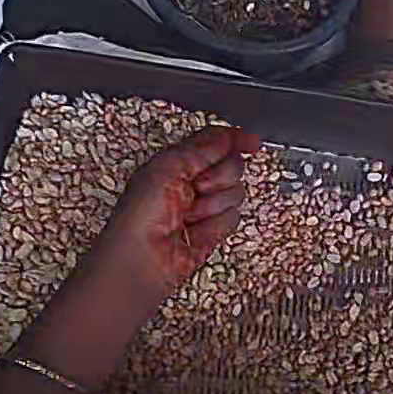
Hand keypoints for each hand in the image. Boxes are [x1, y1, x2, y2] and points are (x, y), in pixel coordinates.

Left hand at [88, 125, 259, 308]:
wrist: (143, 257)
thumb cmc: (142, 214)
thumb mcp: (168, 167)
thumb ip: (201, 147)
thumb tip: (227, 136)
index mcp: (177, 161)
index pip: (213, 142)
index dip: (234, 139)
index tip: (251, 141)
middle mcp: (192, 183)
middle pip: (232, 167)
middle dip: (218, 177)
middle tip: (197, 189)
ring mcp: (204, 207)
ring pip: (235, 194)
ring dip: (214, 204)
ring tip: (189, 216)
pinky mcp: (212, 230)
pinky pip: (232, 219)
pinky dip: (216, 225)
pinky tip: (196, 231)